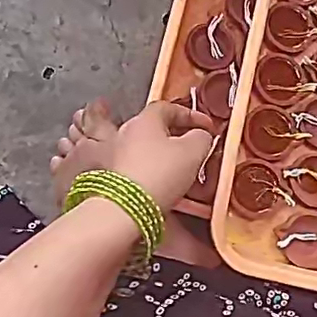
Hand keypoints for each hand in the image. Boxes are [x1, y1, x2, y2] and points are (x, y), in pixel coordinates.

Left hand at [99, 101, 215, 208]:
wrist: (124, 209)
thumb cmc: (158, 174)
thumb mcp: (193, 151)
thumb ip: (201, 137)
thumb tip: (201, 136)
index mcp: (145, 119)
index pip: (168, 107)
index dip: (190, 115)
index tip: (206, 127)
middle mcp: (125, 133)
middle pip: (153, 128)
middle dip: (175, 135)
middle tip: (192, 146)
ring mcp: (113, 155)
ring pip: (143, 149)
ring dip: (161, 155)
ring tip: (178, 168)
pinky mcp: (110, 179)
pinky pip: (134, 169)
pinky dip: (149, 172)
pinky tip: (161, 184)